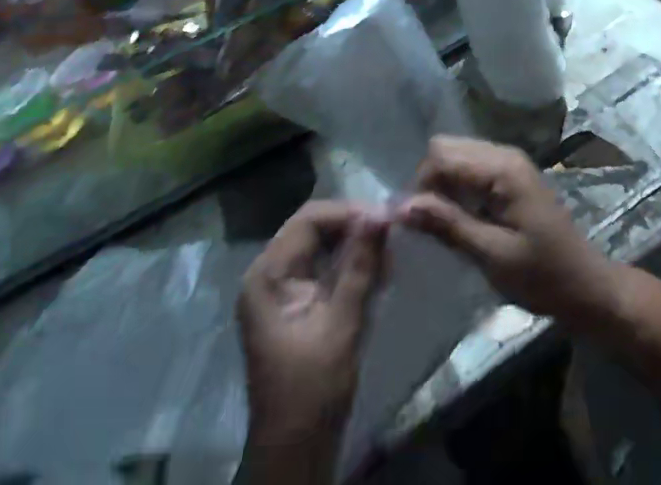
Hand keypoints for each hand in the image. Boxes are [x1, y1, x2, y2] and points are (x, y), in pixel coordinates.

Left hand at [237, 201, 386, 483]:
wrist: (296, 447)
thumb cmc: (313, 387)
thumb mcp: (341, 323)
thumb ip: (359, 265)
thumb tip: (381, 213)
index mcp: (267, 275)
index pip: (308, 220)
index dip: (348, 213)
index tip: (388, 221)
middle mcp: (269, 274)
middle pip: (314, 228)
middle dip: (354, 228)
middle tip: (393, 238)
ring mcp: (281, 289)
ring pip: (322, 246)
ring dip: (356, 247)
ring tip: (389, 259)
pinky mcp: (296, 303)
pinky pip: (324, 267)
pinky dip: (351, 266)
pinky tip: (377, 274)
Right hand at [396, 137, 622, 328]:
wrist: (584, 286)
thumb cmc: (541, 275)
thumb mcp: (492, 255)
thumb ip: (448, 225)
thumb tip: (400, 206)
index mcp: (504, 169)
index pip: (442, 155)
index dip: (421, 186)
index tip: (417, 224)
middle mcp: (506, 154)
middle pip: (447, 148)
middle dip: (430, 181)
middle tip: (430, 224)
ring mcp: (509, 163)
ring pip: (457, 156)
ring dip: (442, 185)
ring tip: (443, 224)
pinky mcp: (510, 176)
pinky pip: (471, 168)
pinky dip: (458, 188)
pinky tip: (461, 219)